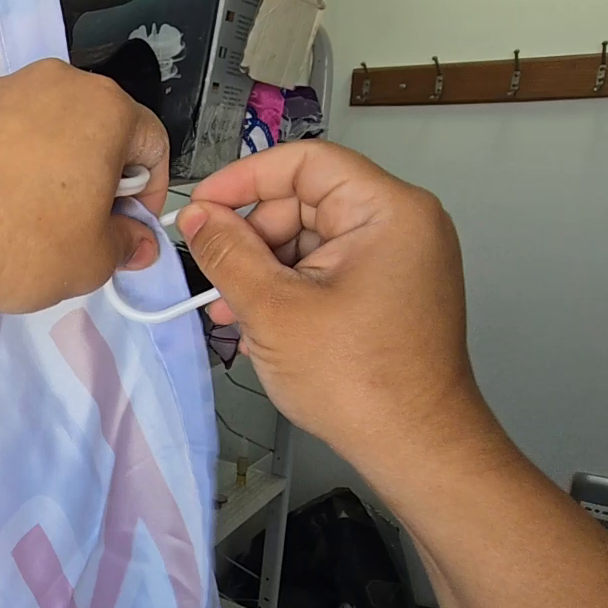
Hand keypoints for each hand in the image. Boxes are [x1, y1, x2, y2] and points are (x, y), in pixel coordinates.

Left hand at [0, 58, 170, 313]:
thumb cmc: (19, 242)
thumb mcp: (91, 261)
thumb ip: (125, 245)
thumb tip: (137, 242)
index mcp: (103, 108)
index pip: (151, 144)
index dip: (148, 194)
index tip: (128, 231)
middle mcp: (51, 84)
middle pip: (93, 130)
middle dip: (96, 178)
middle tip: (77, 228)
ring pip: (38, 129)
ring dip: (44, 167)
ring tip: (20, 219)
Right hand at [176, 141, 498, 466]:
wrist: (411, 445)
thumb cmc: (357, 379)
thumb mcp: (271, 307)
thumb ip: (226, 253)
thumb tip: (196, 218)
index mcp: (387, 212)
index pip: (305, 162)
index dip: (244, 179)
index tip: (201, 208)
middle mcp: (398, 226)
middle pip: (300, 202)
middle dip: (248, 238)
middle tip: (213, 277)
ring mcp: (392, 260)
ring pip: (302, 239)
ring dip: (257, 270)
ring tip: (227, 312)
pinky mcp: (381, 290)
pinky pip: (317, 269)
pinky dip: (281, 289)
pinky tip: (253, 322)